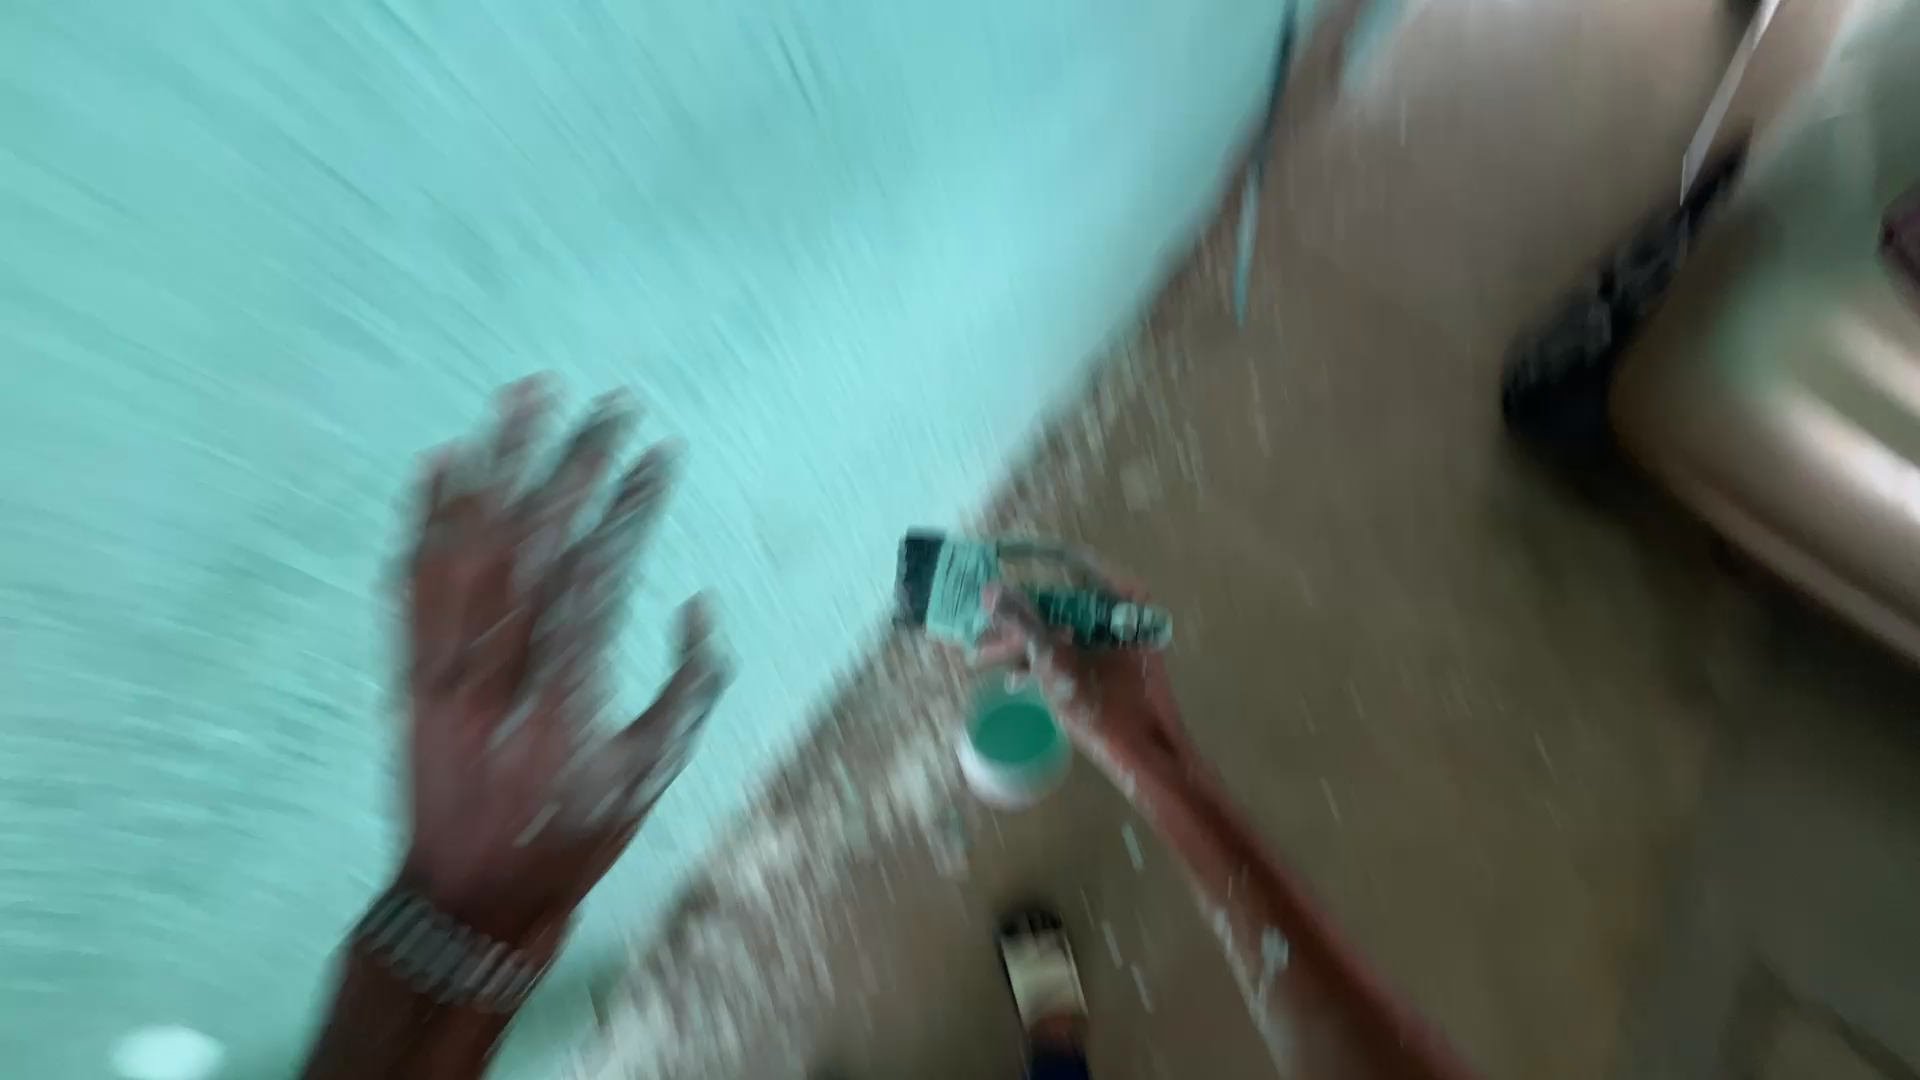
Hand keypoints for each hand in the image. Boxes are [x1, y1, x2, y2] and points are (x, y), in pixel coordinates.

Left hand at [399, 379, 728, 955]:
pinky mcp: (408, 673)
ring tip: (526, 395)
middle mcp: (497, 668)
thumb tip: (696, 604)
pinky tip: (442, 462)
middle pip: (536, 541)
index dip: (633, 506)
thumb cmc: (575, 834)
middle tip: (611, 404)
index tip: (662, 454)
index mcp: (566, 694)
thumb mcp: (656, 773)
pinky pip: (410, 583)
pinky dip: (424, 516)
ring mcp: (441, 667)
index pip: (601, 573)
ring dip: (499, 461)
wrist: (465, 899)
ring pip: (467, 544)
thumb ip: (690, 685)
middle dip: (576, 462)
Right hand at [970, 557, 1188, 770]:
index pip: (1071, 562)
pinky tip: (1013, 677)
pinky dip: (1043, 658)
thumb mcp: (1057, 663)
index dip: (1031, 562)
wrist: (1146, 758)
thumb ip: (1023, 623)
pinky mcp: (1109, 661)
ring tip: (983, 659)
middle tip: (980, 630)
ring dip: (1022, 642)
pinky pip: (1070, 647)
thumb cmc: (1109, 707)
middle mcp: (1120, 610)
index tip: (997, 565)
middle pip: (1060, 601)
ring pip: (1060, 627)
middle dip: (1017, 618)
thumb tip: (990, 590)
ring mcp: (1115, 636)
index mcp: (1122, 598)